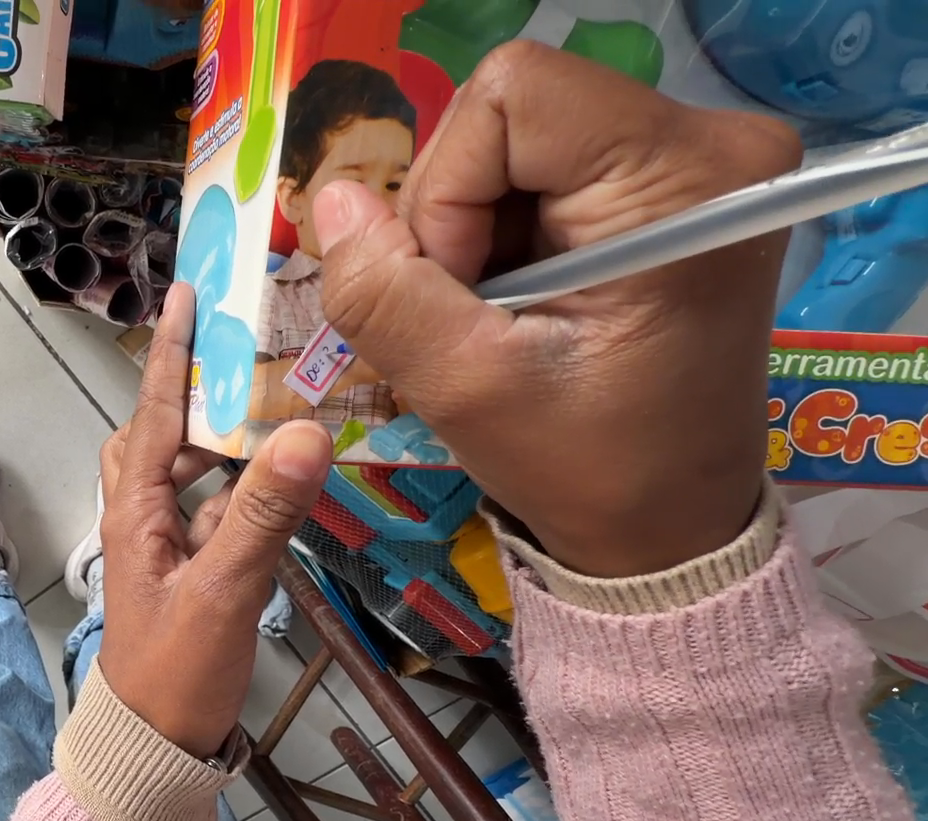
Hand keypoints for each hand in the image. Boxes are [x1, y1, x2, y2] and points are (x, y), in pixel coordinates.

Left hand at [96, 285, 332, 756]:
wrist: (156, 743)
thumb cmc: (175, 671)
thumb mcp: (222, 591)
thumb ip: (262, 516)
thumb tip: (304, 433)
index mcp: (134, 511)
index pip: (151, 415)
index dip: (168, 355)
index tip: (183, 296)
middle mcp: (143, 517)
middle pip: (162, 435)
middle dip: (198, 392)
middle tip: (251, 352)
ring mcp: (166, 544)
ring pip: (191, 474)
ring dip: (225, 442)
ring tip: (278, 407)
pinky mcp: (191, 569)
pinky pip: (215, 512)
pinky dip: (243, 492)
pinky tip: (282, 483)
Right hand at [315, 42, 802, 577]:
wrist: (658, 513)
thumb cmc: (579, 462)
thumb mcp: (462, 387)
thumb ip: (384, 293)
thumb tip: (332, 199)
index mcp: (678, 178)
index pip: (508, 98)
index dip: (444, 194)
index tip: (459, 291)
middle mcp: (697, 143)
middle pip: (496, 124)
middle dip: (445, 224)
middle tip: (467, 316)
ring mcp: (675, 165)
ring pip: (493, 155)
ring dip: (455, 242)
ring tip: (484, 320)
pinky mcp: (646, 193)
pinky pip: (515, 184)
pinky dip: (478, 248)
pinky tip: (499, 308)